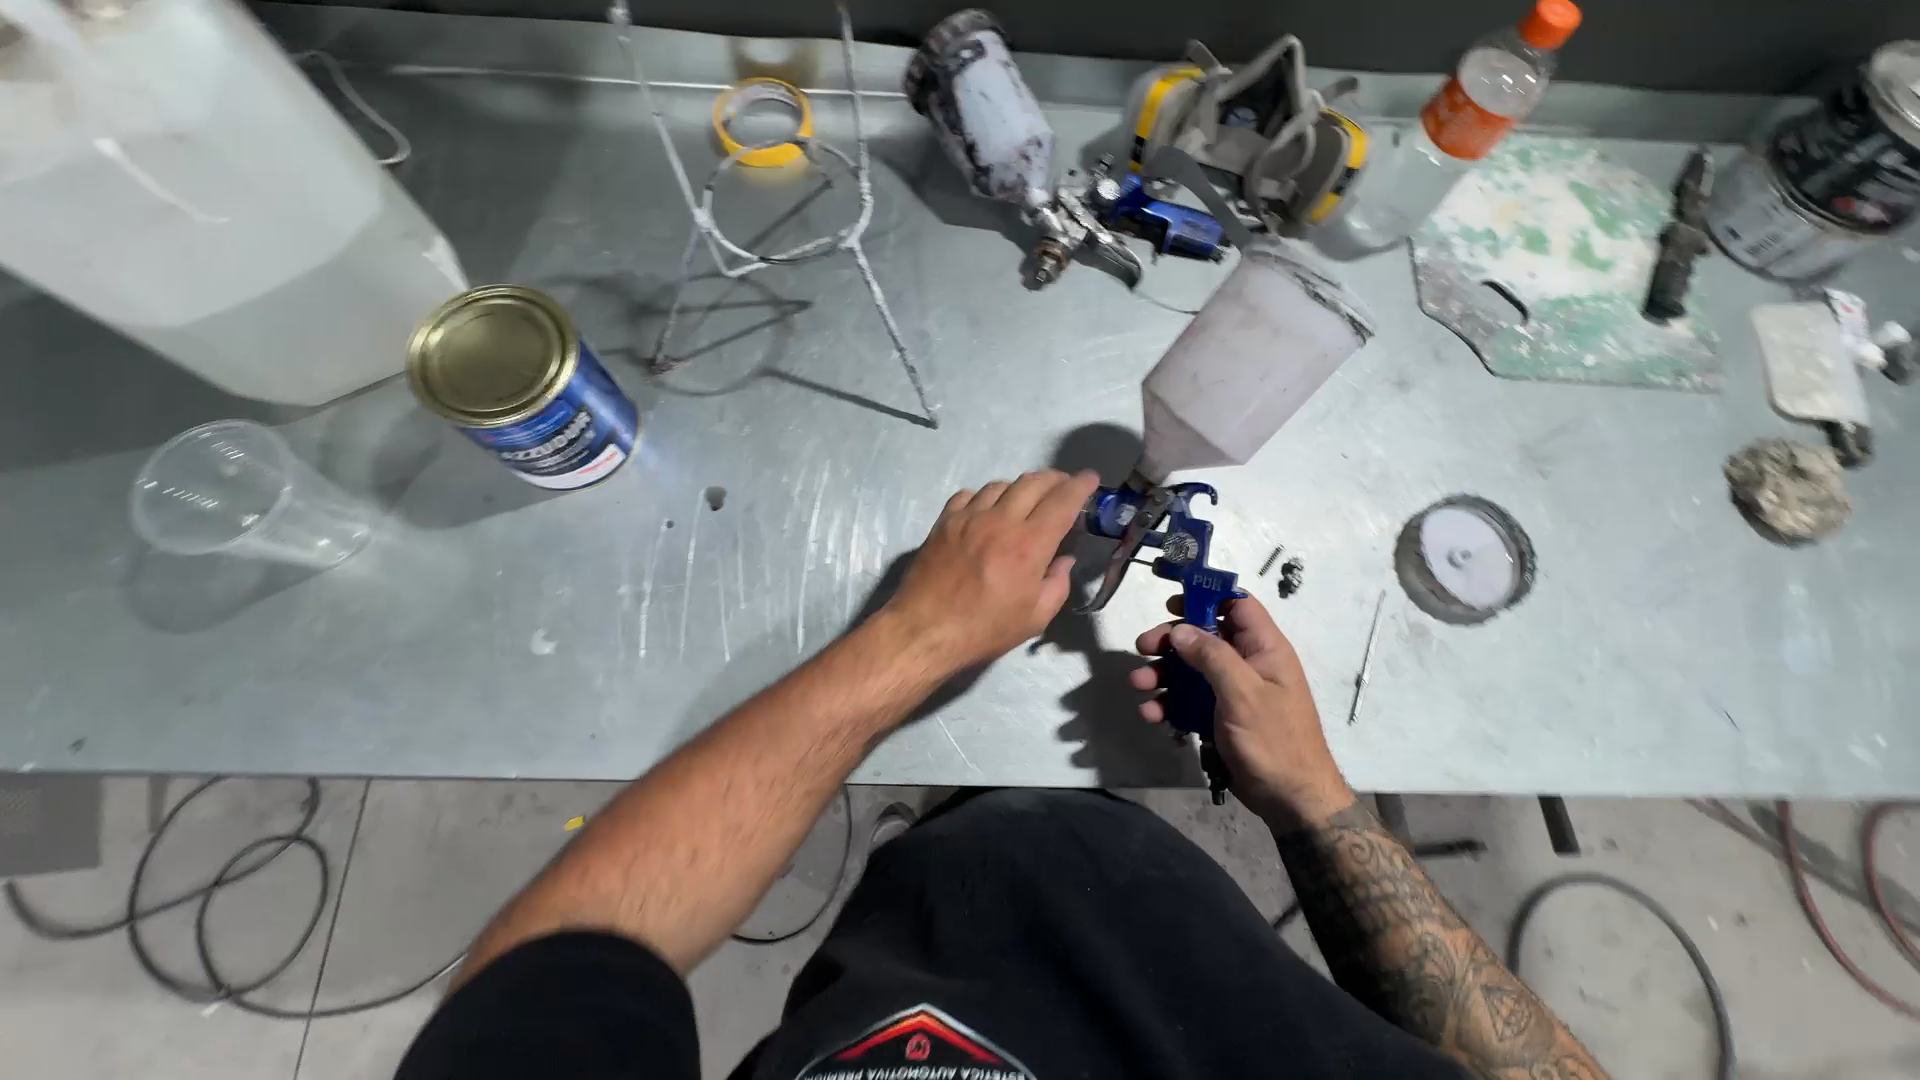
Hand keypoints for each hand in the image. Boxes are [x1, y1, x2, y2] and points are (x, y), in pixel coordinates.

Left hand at [883, 469, 1100, 675]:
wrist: (926, 630)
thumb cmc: (984, 629)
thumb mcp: (1035, 617)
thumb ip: (1058, 583)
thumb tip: (1064, 559)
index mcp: (1030, 544)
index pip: (1063, 501)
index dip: (1081, 486)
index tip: (1091, 478)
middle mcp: (1001, 521)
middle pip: (1033, 482)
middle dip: (1055, 479)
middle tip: (1063, 487)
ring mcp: (969, 517)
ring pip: (1001, 484)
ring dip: (1020, 487)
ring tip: (1026, 500)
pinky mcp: (944, 521)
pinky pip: (969, 494)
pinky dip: (985, 496)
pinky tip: (988, 510)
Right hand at [1130, 595, 1352, 824]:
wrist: (1290, 800)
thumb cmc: (1274, 740)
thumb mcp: (1242, 693)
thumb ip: (1212, 656)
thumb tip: (1181, 629)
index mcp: (1264, 649)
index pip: (1238, 605)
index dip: (1207, 596)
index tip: (1173, 601)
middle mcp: (1248, 664)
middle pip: (1204, 637)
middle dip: (1171, 640)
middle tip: (1143, 646)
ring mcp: (1233, 691)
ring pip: (1191, 670)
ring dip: (1163, 674)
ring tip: (1138, 685)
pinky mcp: (1220, 716)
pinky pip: (1189, 700)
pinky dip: (1169, 703)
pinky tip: (1152, 714)